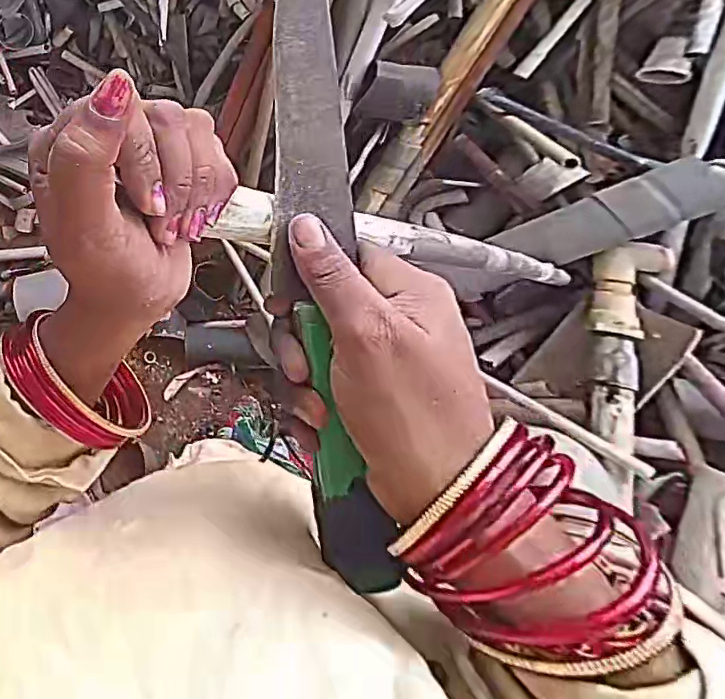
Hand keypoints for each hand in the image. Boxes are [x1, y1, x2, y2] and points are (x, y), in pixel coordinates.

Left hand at [28, 69, 236, 398]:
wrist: (134, 298)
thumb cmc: (102, 272)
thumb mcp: (85, 224)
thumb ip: (86, 157)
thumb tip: (108, 93)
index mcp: (63, 143)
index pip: (115, 109)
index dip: (141, 158)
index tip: (143, 200)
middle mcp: (100, 136)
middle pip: (162, 117)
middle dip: (170, 180)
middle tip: (155, 216)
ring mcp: (141, 143)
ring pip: (192, 128)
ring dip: (191, 188)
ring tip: (167, 221)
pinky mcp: (175, 155)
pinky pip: (213, 147)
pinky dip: (210, 189)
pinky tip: (187, 213)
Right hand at [268, 214, 491, 524]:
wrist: (435, 496)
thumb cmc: (420, 419)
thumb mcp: (366, 333)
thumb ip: (331, 276)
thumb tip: (307, 227)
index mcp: (408, 293)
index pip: (340, 255)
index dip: (305, 278)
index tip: (289, 304)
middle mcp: (392, 320)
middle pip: (312, 304)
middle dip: (297, 340)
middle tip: (310, 363)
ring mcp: (374, 355)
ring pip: (304, 343)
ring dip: (299, 375)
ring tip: (321, 400)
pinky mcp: (357, 386)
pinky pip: (310, 377)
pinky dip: (307, 399)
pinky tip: (325, 417)